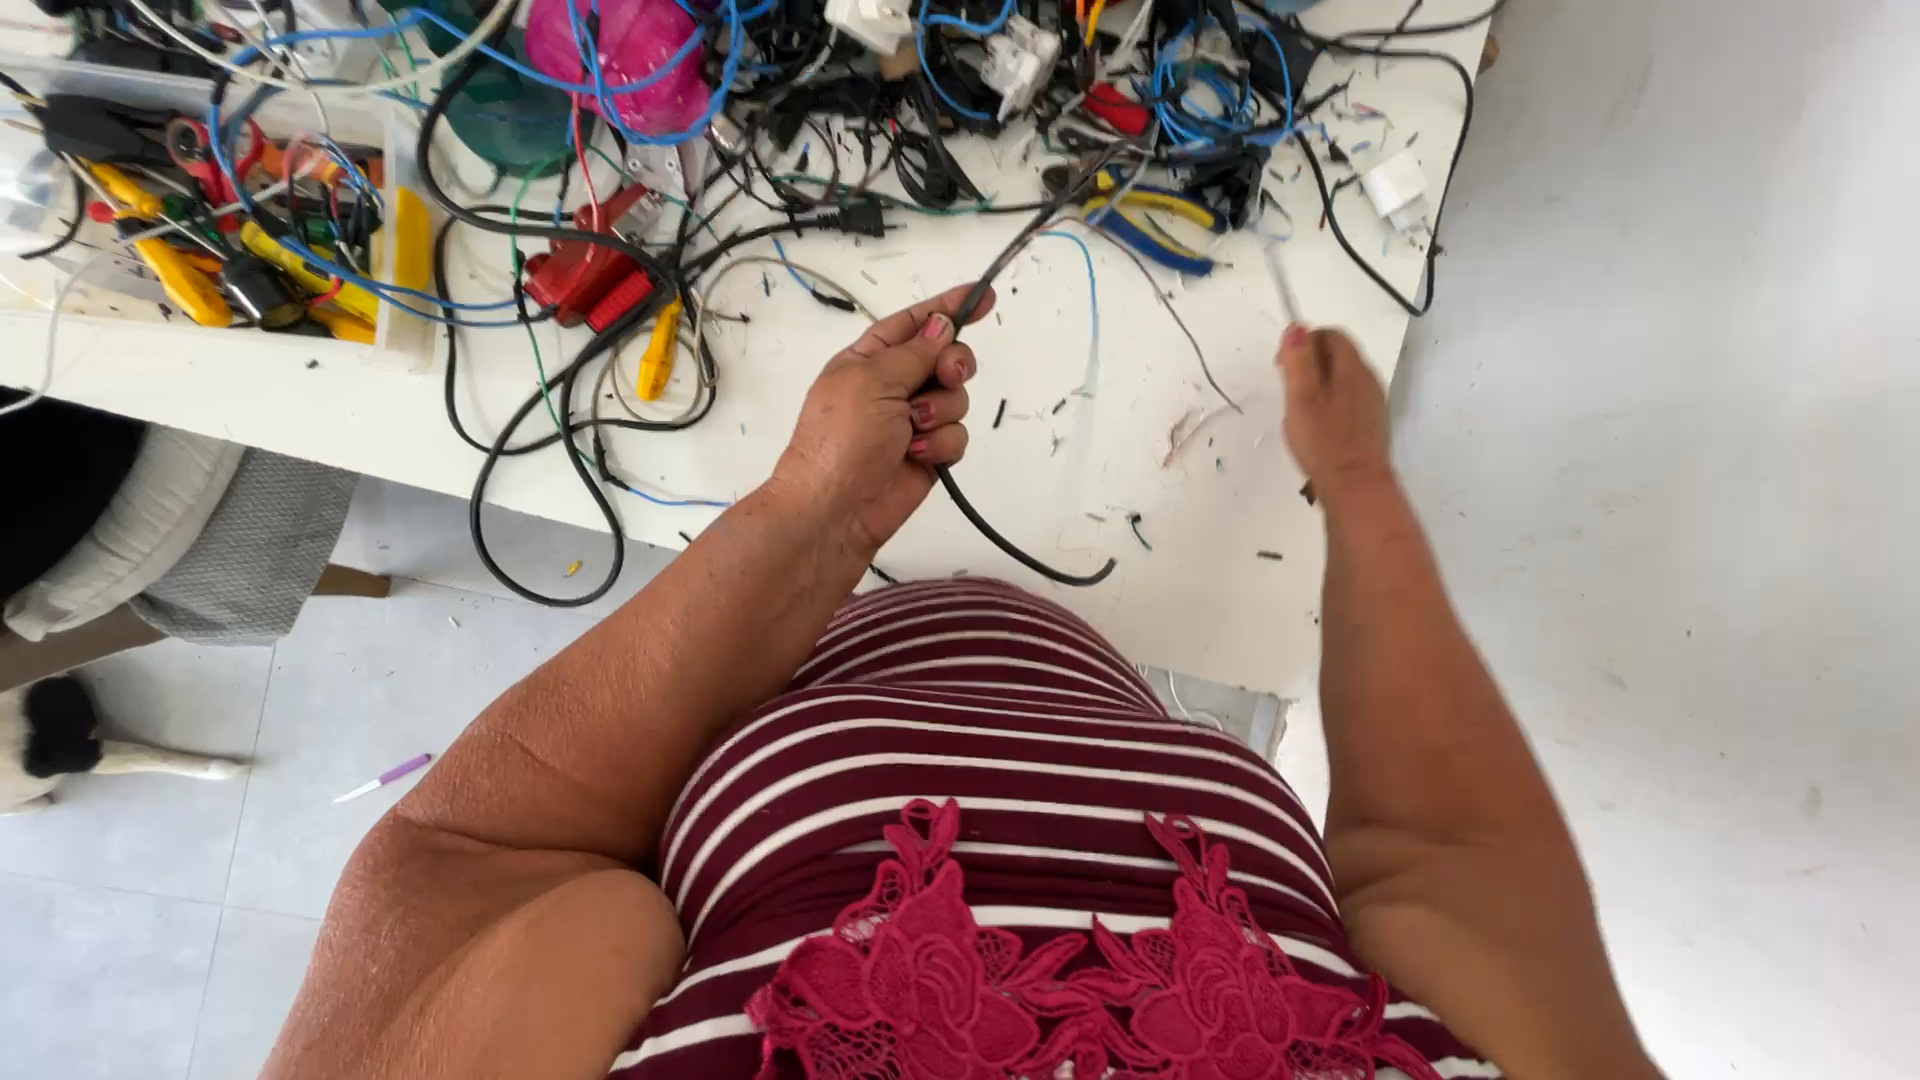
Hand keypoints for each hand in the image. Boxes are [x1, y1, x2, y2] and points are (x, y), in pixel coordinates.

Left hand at [769, 282, 993, 553]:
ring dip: (940, 412)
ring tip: (911, 432)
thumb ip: (914, 351)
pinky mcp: (931, 453)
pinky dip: (941, 444)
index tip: (984, 296)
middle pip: (947, 358)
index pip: (915, 323)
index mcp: (870, 359)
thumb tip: (941, 324)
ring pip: (957, 398)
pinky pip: (958, 435)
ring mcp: (914, 421)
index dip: (948, 308)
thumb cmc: (841, 437)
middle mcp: (894, 386)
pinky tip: (918, 456)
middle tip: (947, 376)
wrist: (836, 508)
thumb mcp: (871, 379)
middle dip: (953, 365)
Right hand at [1276, 324, 1393, 499]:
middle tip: (1286, 390)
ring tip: (1297, 411)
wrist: (1355, 486)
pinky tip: (1315, 427)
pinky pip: (1347, 400)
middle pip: (1337, 355)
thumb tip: (1296, 326)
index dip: (1303, 342)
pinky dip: (1328, 402)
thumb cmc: (1323, 441)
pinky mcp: (1370, 424)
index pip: (1330, 335)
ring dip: (1317, 384)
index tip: (1281, 367)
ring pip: (1342, 379)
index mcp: (1352, 369)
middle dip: (1308, 363)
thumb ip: (1298, 361)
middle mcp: (1368, 380)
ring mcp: (1372, 403)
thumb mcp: (1301, 398)